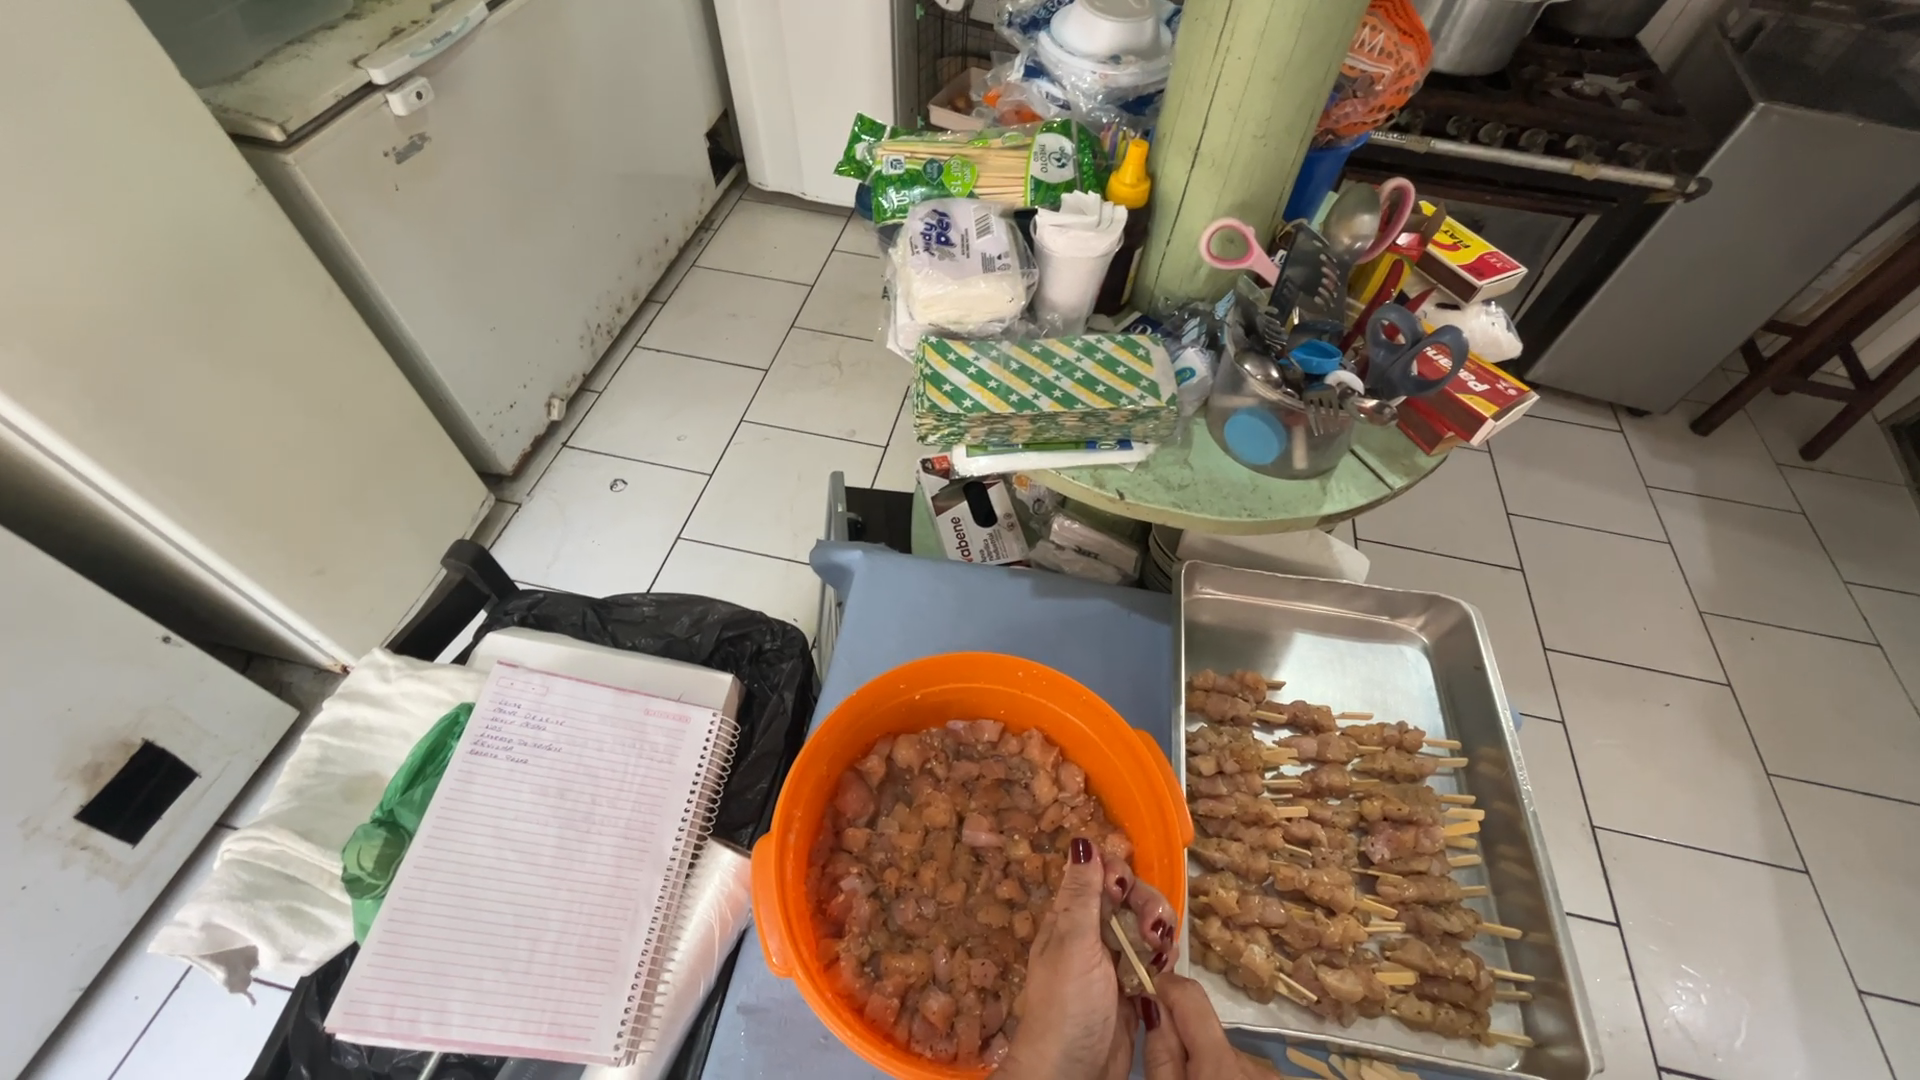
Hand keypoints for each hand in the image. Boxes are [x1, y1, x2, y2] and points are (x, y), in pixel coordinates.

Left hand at [995, 838, 1181, 1079]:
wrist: (1071, 1076)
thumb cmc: (1067, 1006)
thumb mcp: (1072, 943)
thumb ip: (1081, 893)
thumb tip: (1081, 839)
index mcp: (1069, 916)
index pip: (1099, 874)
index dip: (1117, 874)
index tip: (1123, 891)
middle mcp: (1091, 932)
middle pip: (1129, 898)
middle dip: (1146, 905)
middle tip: (1149, 932)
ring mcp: (1113, 962)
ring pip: (1144, 927)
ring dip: (1157, 932)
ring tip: (1159, 954)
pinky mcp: (1133, 990)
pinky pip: (1154, 961)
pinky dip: (1163, 961)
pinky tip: (1164, 971)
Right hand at [1141, 973, 1281, 1079]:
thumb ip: (1161, 1055)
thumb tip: (1151, 999)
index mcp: (1222, 1063)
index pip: (1190, 994)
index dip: (1163, 985)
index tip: (1142, 993)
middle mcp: (1252, 1061)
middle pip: (1204, 1026)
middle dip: (1181, 1035)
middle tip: (1163, 1063)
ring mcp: (1270, 1075)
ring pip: (1220, 1049)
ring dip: (1203, 1061)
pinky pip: (1239, 1068)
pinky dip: (1222, 1075)